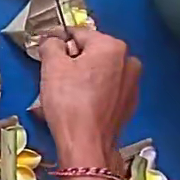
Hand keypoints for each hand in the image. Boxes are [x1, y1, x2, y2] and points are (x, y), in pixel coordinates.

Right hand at [38, 28, 140, 169]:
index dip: (60, 42)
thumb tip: (53, 42)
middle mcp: (127, 61)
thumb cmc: (70, 104)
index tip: (48, 52)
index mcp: (112, 46)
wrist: (86, 145)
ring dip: (82, 78)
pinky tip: (78, 106)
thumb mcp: (52, 66)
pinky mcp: (128, 105)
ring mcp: (131, 84)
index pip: (79, 34)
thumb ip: (51, 45)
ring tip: (64, 95)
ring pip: (99, 72)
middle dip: (72, 61)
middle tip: (55, 78)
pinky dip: (92, 93)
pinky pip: (106, 90)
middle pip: (92, 52)